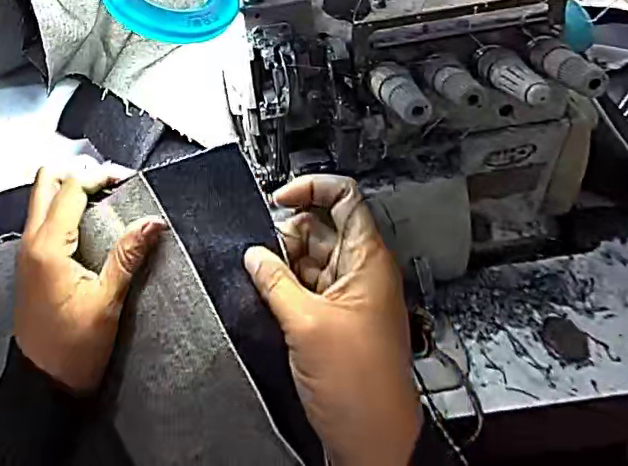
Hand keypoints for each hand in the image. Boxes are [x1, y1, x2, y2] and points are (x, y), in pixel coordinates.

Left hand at [15, 157, 166, 393]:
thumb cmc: (71, 351)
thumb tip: (153, 221)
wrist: (40, 388)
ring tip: (106, 197)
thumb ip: (128, 255)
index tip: (126, 180)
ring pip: (44, 197)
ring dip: (73, 188)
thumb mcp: (106, 302)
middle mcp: (31, 241)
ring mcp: (28, 251)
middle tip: (111, 182)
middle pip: (47, 181)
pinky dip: (66, 206)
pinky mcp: (32, 262)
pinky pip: (45, 216)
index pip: (71, 187)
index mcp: (47, 246)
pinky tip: (92, 221)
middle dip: (80, 173)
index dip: (100, 175)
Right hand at [245, 175, 420, 465]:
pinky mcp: (338, 317)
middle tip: (266, 253)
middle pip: (321, 225)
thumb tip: (253, 253)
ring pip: (312, 254)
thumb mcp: (305, 324)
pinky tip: (273, 297)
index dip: (311, 187)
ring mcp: (350, 294)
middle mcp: (362, 270)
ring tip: (268, 281)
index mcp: (368, 259)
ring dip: (286, 262)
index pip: (344, 196)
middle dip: (289, 233)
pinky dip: (289, 284)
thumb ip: (274, 279)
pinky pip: (309, 283)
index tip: (280, 198)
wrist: (373, 446)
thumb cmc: (361, 391)